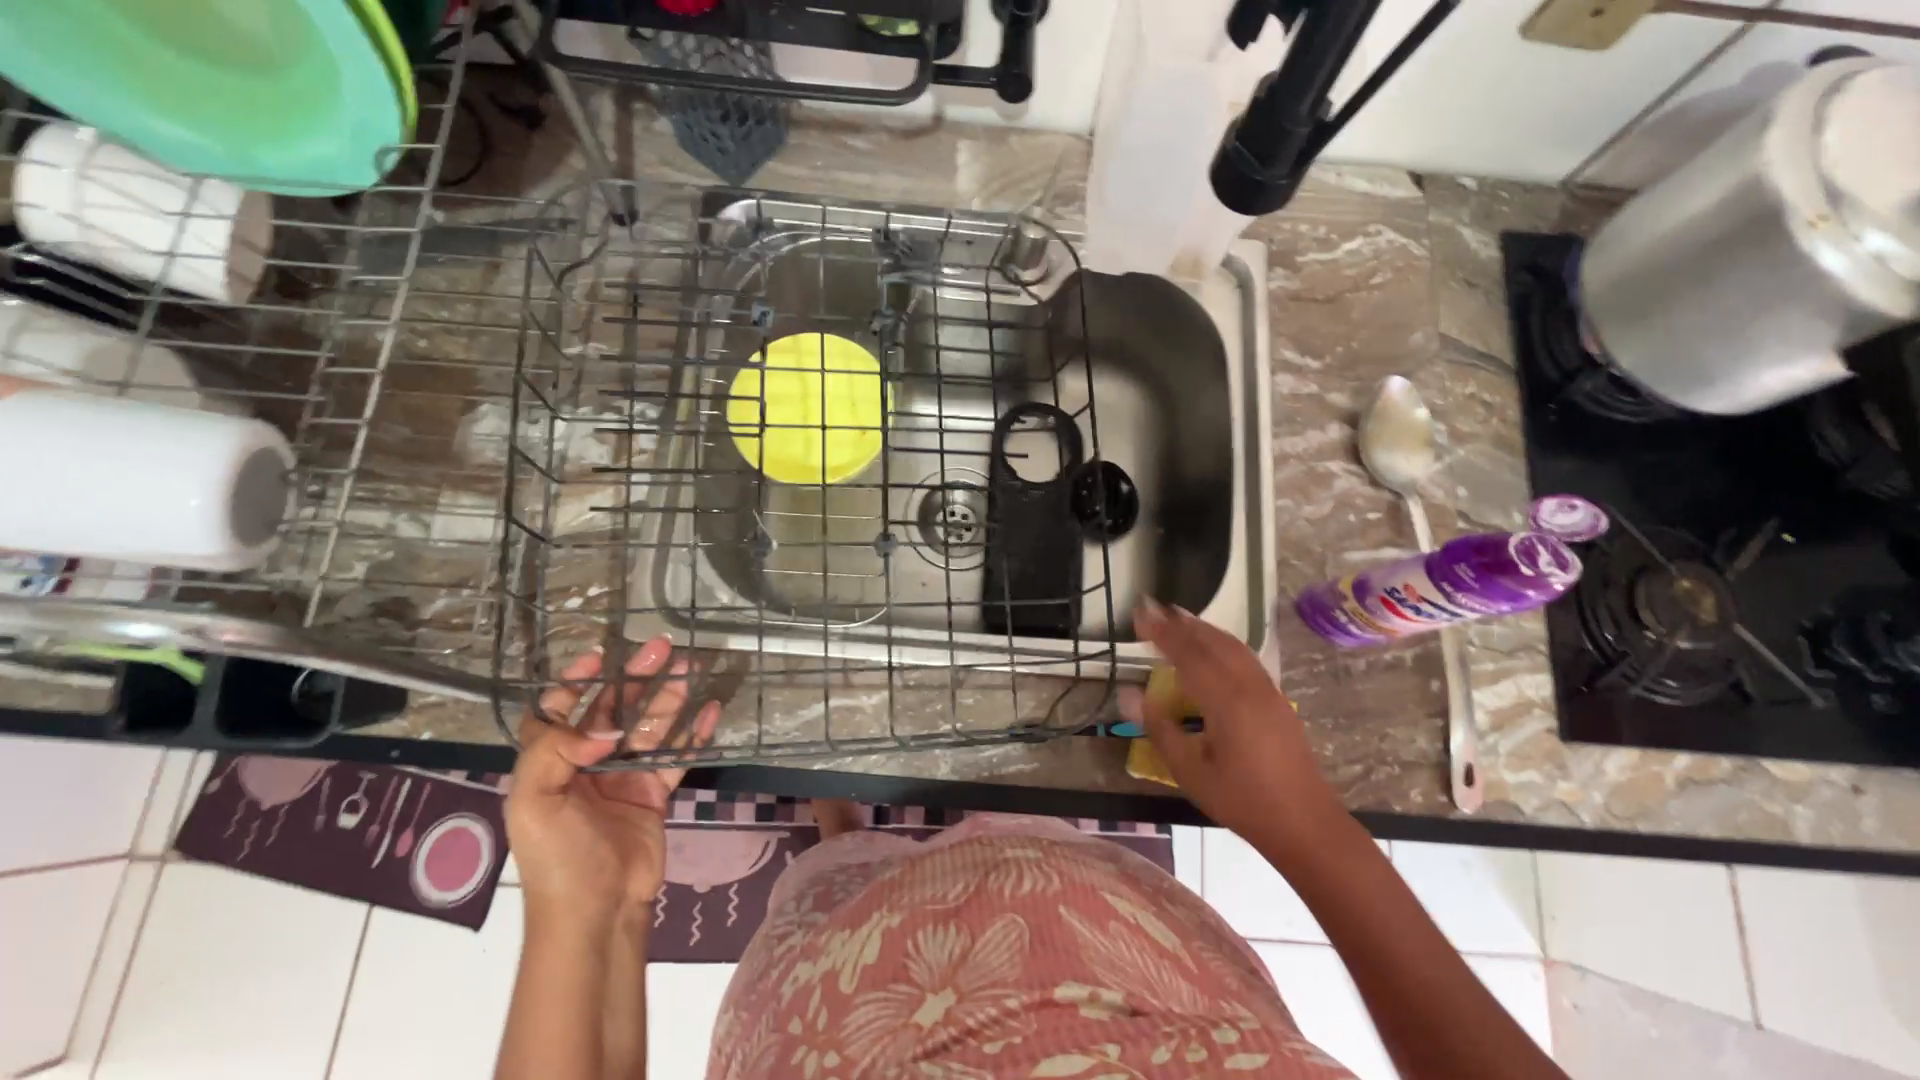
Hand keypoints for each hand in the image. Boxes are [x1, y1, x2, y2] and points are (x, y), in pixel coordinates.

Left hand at [505, 636, 721, 921]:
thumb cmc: (557, 856)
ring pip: (649, 728)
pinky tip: (710, 711)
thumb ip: (555, 752)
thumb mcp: (534, 801)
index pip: (558, 711)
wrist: (596, 909)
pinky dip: (693, 735)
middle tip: (662, 647)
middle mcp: (586, 764)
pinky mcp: (654, 795)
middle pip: (613, 710)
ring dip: (669, 698)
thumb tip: (606, 729)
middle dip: (636, 678)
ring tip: (691, 669)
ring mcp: (623, 779)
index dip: (575, 682)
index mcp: (549, 763)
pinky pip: (676, 758)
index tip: (599, 657)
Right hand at [1134, 599, 1344, 849]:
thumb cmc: (1242, 800)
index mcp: (1226, 700)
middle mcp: (1249, 686)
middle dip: (1181, 623)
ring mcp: (1268, 692)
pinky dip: (1224, 642)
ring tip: (1180, 618)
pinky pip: (1246, 658)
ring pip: (1234, 647)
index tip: (1139, 613)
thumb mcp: (1190, 771)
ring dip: (1205, 628)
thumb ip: (1161, 728)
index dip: (1162, 632)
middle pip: (1212, 642)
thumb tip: (1131, 694)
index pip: (1188, 654)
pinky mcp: (1277, 701)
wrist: (1304, 822)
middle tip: (1154, 607)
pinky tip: (1215, 647)